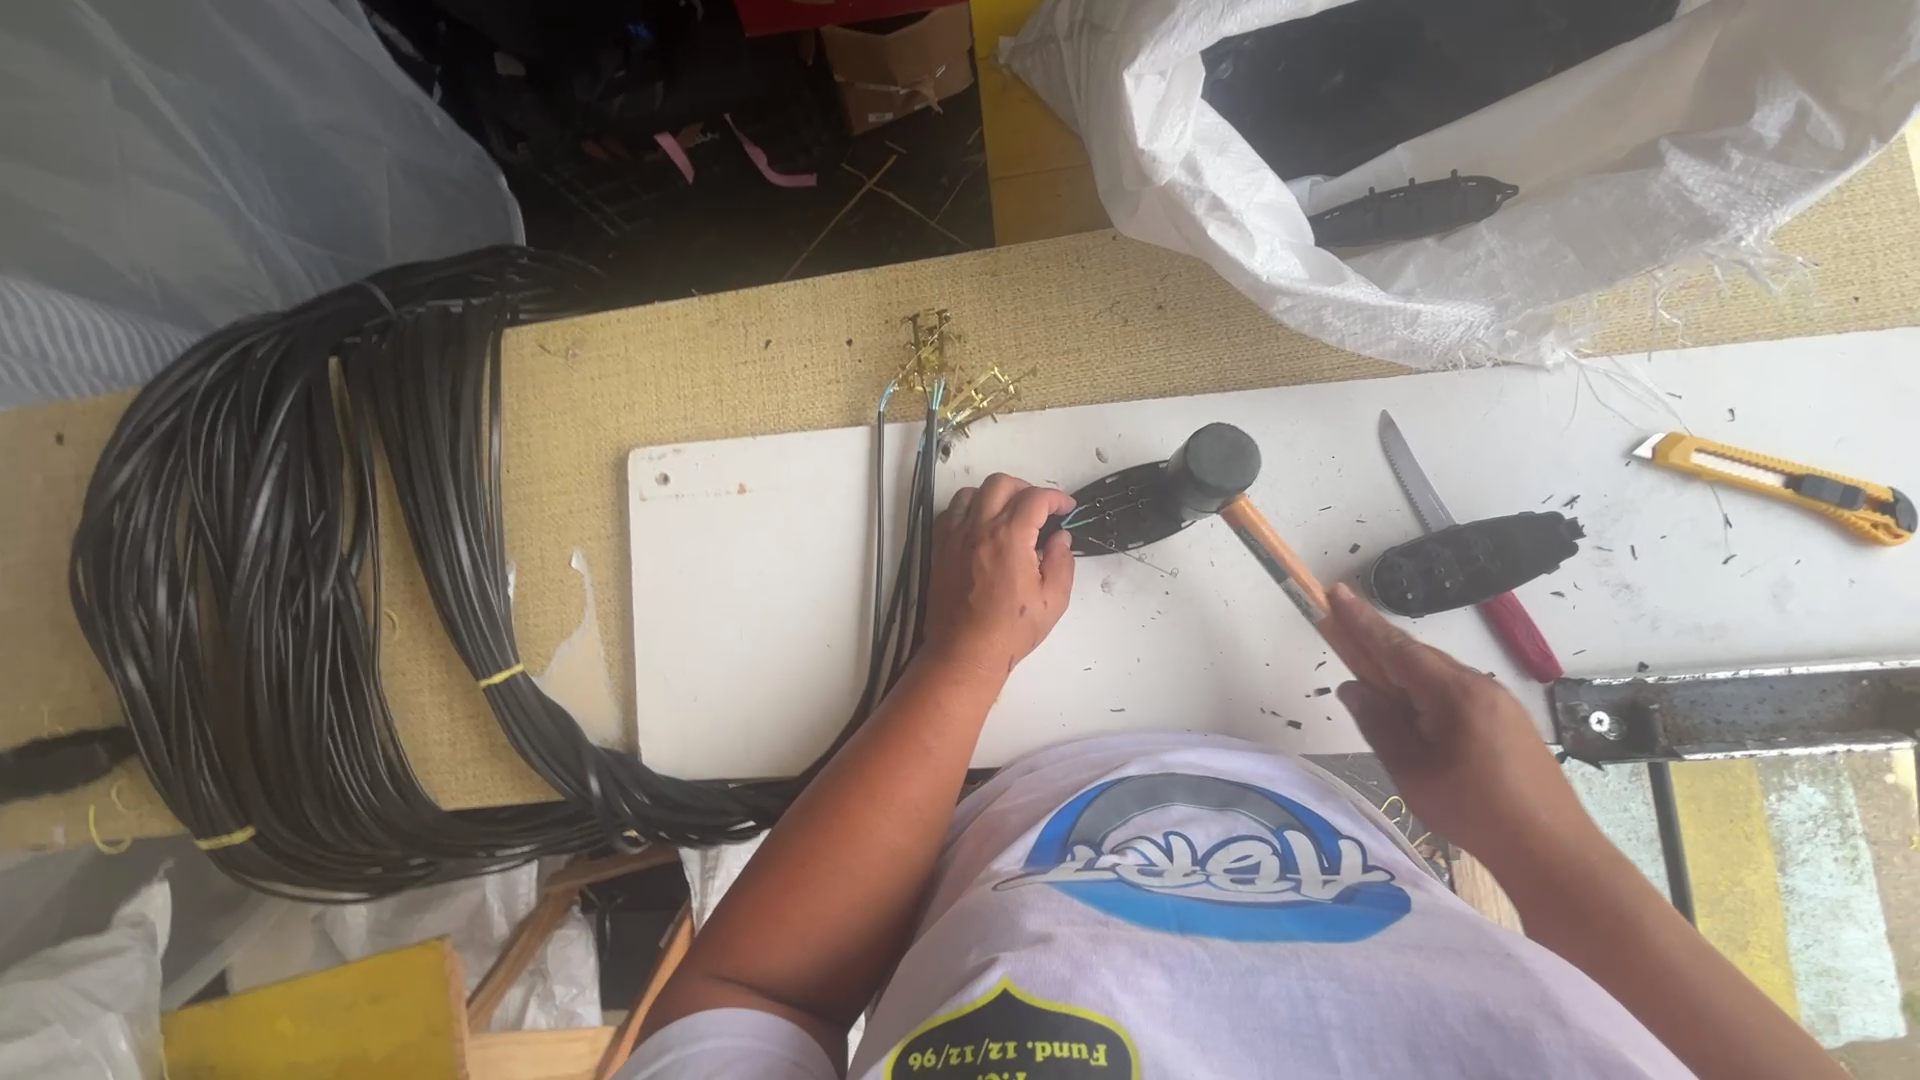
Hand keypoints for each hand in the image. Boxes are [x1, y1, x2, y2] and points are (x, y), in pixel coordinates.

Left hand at [923, 474, 1074, 678]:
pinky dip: (968, 510)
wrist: (965, 653)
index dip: (1056, 498)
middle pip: (1001, 483)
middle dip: (1026, 489)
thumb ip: (1062, 562)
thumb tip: (1060, 539)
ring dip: (994, 495)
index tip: (1066, 508)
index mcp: (1010, 538)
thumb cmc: (1008, 632)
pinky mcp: (940, 550)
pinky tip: (980, 526)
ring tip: (1008, 513)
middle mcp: (979, 530)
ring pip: (972, 493)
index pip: (1036, 498)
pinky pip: (950, 514)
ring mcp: (955, 538)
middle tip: (1040, 508)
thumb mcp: (1053, 600)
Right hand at [1324, 584, 1597, 867]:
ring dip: (1402, 675)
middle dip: (1378, 648)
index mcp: (1454, 693)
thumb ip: (1378, 723)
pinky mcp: (1509, 722)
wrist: (1554, 851)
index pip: (1396, 647)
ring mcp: (1499, 703)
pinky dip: (1425, 693)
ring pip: (1437, 676)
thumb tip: (1353, 687)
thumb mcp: (1410, 770)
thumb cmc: (1474, 811)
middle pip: (1417, 657)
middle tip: (1343, 643)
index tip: (1336, 593)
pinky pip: (1455, 693)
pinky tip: (1416, 718)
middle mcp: (1479, 686)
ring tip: (1377, 695)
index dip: (1361, 621)